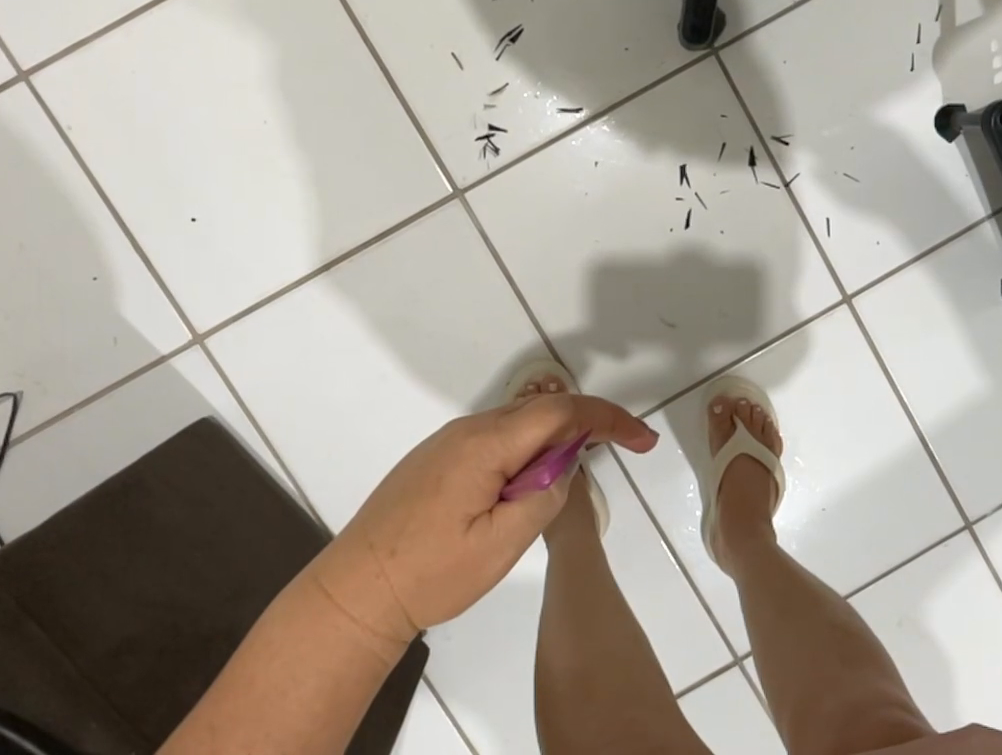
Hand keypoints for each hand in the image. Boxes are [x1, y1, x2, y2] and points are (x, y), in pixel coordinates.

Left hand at [302, 391, 657, 655]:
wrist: (357, 591)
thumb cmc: (431, 574)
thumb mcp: (500, 545)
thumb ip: (544, 496)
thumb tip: (565, 463)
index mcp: (485, 445)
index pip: (560, 412)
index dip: (608, 418)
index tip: (644, 440)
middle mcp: (468, 430)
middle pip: (542, 410)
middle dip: (588, 424)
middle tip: (626, 450)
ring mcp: (449, 442)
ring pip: (519, 424)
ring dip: (557, 439)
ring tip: (581, 470)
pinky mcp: (439, 458)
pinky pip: (497, 439)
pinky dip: (528, 450)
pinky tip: (533, 480)